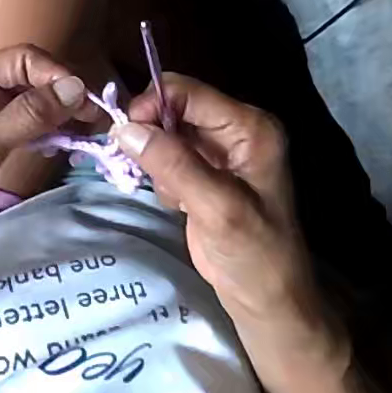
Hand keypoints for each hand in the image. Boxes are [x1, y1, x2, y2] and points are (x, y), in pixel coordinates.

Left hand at [0, 44, 93, 272]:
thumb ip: (27, 115)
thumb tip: (77, 87)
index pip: (20, 60)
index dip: (55, 74)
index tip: (87, 100)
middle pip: (28, 80)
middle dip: (61, 95)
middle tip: (95, 120)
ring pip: (31, 106)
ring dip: (59, 116)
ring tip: (88, 133)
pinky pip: (26, 130)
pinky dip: (47, 134)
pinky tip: (65, 145)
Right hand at [115, 75, 332, 341]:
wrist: (268, 300)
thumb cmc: (255, 254)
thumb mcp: (217, 207)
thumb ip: (173, 163)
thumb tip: (125, 129)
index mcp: (249, 127)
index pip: (187, 92)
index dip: (150, 105)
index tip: (123, 135)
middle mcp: (234, 130)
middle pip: (172, 106)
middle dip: (149, 133)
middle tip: (138, 166)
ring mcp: (218, 151)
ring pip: (164, 130)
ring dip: (153, 156)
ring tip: (170, 193)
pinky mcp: (203, 171)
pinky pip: (165, 153)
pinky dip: (158, 172)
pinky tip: (175, 201)